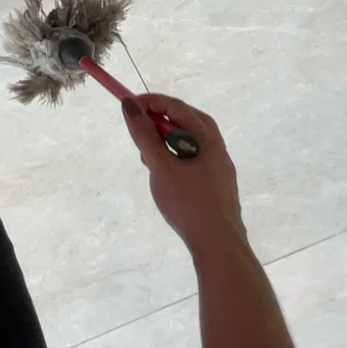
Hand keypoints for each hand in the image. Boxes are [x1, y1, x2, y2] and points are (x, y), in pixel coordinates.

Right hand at [123, 93, 247, 253]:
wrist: (219, 246)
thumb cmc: (187, 201)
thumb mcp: (159, 164)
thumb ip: (143, 133)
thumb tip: (129, 104)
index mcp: (207, 139)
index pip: (175, 105)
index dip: (149, 102)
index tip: (127, 108)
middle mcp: (216, 148)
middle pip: (185, 118)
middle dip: (159, 118)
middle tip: (139, 128)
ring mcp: (218, 166)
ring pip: (188, 138)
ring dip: (165, 138)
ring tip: (148, 156)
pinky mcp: (215, 182)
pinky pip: (192, 155)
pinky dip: (173, 154)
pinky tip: (164, 173)